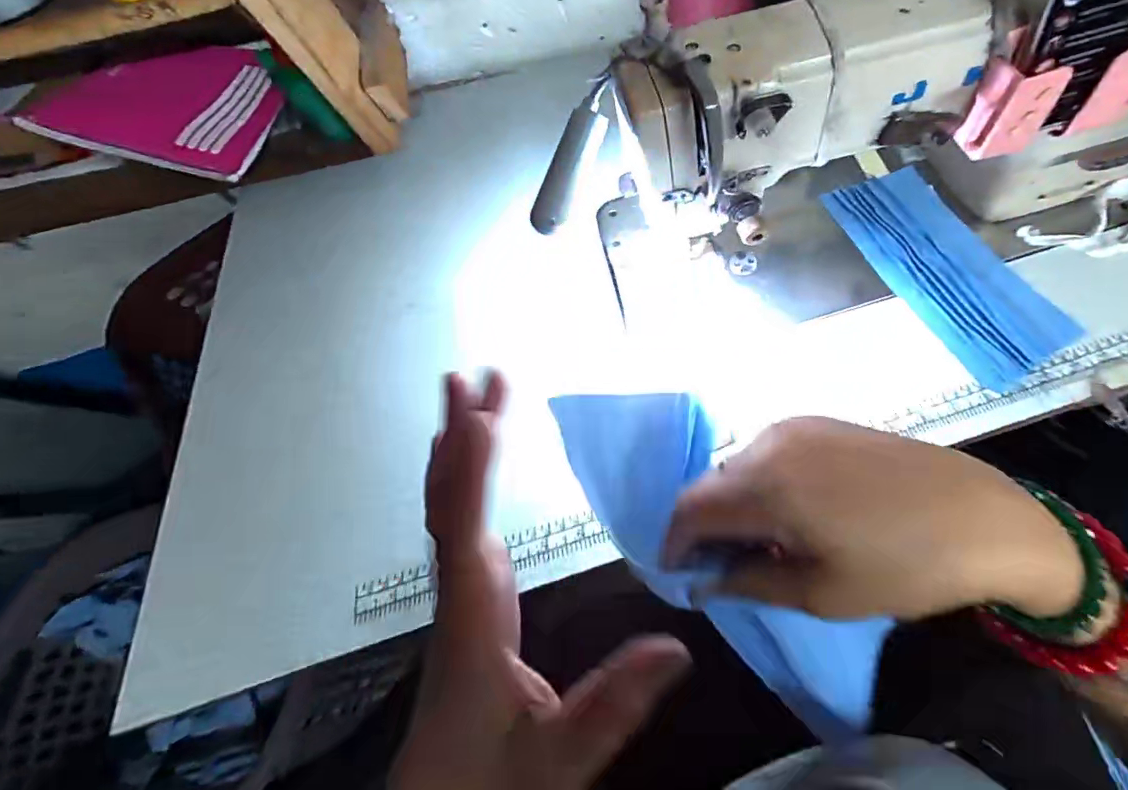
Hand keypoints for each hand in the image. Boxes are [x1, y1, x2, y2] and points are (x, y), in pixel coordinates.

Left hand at [390, 373, 690, 789]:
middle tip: (474, 377)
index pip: (462, 529)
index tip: (480, 413)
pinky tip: (471, 465)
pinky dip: (464, 480)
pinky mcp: (469, 599)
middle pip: (449, 500)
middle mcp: (458, 591)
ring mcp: (460, 593)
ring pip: (449, 507)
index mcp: (473, 616)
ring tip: (470, 397)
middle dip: (464, 434)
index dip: (470, 469)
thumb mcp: (558, 758)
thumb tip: (678, 647)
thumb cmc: (490, 782)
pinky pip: (459, 522)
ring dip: (460, 448)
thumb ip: (613, 705)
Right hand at [662, 417, 1082, 621]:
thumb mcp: (821, 591)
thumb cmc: (901, 565)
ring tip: (761, 545)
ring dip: (737, 502)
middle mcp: (776, 439)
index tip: (681, 575)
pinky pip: (776, 451)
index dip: (675, 543)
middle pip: (714, 481)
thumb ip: (751, 581)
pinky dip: (767, 483)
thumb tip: (708, 579)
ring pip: (744, 464)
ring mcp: (806, 424)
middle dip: (705, 524)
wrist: (980, 516)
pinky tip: (793, 513)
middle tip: (721, 568)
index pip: (690, 507)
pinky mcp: (831, 423)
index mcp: (767, 480)